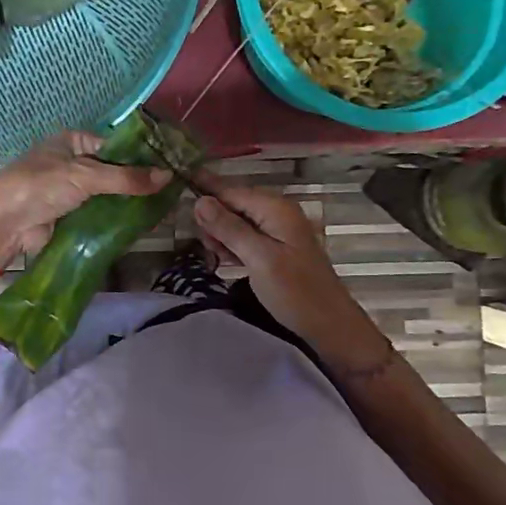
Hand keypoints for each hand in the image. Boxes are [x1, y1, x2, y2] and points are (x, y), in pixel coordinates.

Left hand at [0, 130, 171, 261]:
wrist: (5, 224)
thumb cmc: (41, 186)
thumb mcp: (85, 176)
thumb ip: (126, 177)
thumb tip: (167, 177)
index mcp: (71, 142)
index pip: (113, 145)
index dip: (140, 156)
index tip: (170, 167)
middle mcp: (70, 164)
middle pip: (111, 172)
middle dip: (136, 183)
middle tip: (171, 194)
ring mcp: (69, 192)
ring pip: (106, 196)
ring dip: (128, 204)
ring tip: (163, 212)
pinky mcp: (67, 217)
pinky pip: (97, 216)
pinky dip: (115, 221)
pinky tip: (140, 227)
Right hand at [191, 176, 345, 339]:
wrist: (328, 325)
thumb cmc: (295, 292)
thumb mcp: (258, 258)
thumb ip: (229, 228)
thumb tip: (199, 200)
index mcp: (275, 209)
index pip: (231, 190)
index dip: (204, 187)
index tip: (177, 179)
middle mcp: (276, 212)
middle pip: (231, 204)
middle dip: (212, 220)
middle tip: (207, 246)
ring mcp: (276, 230)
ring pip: (234, 222)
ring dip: (220, 236)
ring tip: (217, 258)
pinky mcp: (274, 247)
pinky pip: (244, 237)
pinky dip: (231, 247)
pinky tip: (226, 261)